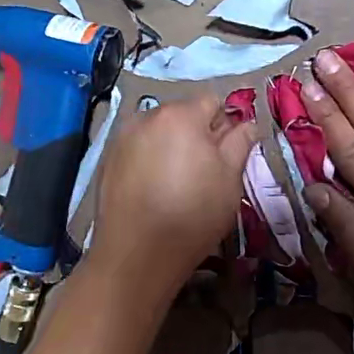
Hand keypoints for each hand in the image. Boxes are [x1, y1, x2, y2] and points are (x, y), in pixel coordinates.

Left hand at [90, 94, 254, 281]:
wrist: (137, 252)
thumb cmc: (193, 213)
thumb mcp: (229, 179)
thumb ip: (240, 143)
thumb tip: (246, 122)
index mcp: (181, 115)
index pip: (213, 101)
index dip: (225, 124)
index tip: (228, 153)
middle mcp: (147, 116)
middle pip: (181, 114)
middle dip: (196, 134)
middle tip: (204, 172)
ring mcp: (122, 138)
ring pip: (157, 132)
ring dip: (170, 146)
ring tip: (176, 183)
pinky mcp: (107, 160)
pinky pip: (137, 149)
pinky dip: (148, 160)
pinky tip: (153, 190)